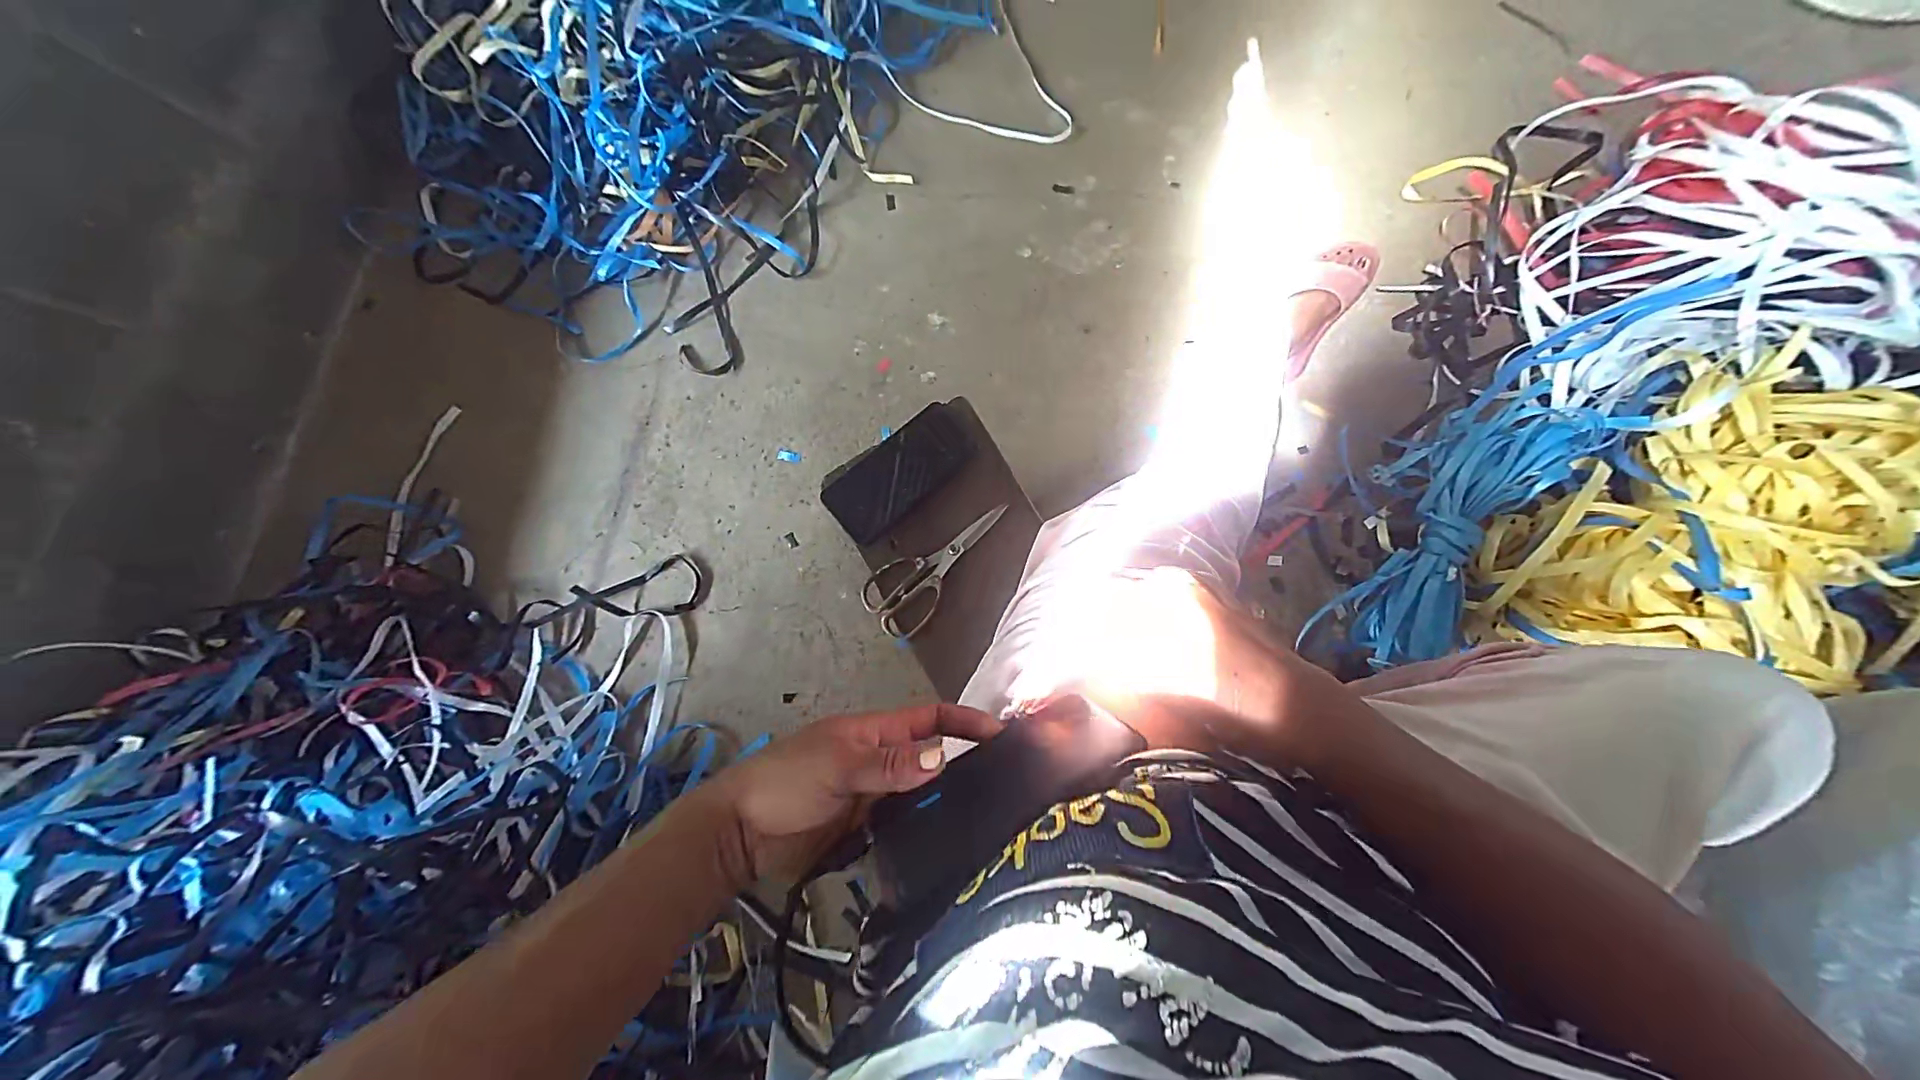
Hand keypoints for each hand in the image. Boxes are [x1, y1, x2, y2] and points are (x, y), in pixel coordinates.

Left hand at [701, 703, 1002, 884]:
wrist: (742, 833)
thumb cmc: (787, 781)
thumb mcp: (838, 765)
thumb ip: (889, 763)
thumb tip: (944, 757)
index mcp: (875, 732)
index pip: (930, 718)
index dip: (965, 722)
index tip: (1002, 735)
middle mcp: (883, 761)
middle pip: (932, 758)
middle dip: (966, 765)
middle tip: (1008, 787)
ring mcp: (877, 796)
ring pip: (923, 795)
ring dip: (949, 803)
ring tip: (990, 820)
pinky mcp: (869, 829)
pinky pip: (906, 826)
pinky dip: (927, 832)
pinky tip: (950, 847)